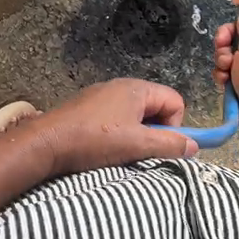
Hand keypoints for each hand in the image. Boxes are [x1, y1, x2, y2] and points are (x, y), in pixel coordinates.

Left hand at [15, 79, 197, 175]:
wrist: (44, 144)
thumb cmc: (94, 140)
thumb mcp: (136, 145)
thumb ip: (169, 144)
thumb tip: (195, 146)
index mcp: (138, 88)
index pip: (175, 101)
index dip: (174, 125)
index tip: (158, 145)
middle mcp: (122, 86)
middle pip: (156, 107)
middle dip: (154, 131)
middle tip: (139, 151)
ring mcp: (102, 95)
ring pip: (135, 115)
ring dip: (135, 134)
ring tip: (119, 152)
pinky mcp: (86, 107)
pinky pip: (115, 117)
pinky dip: (116, 133)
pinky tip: (101, 148)